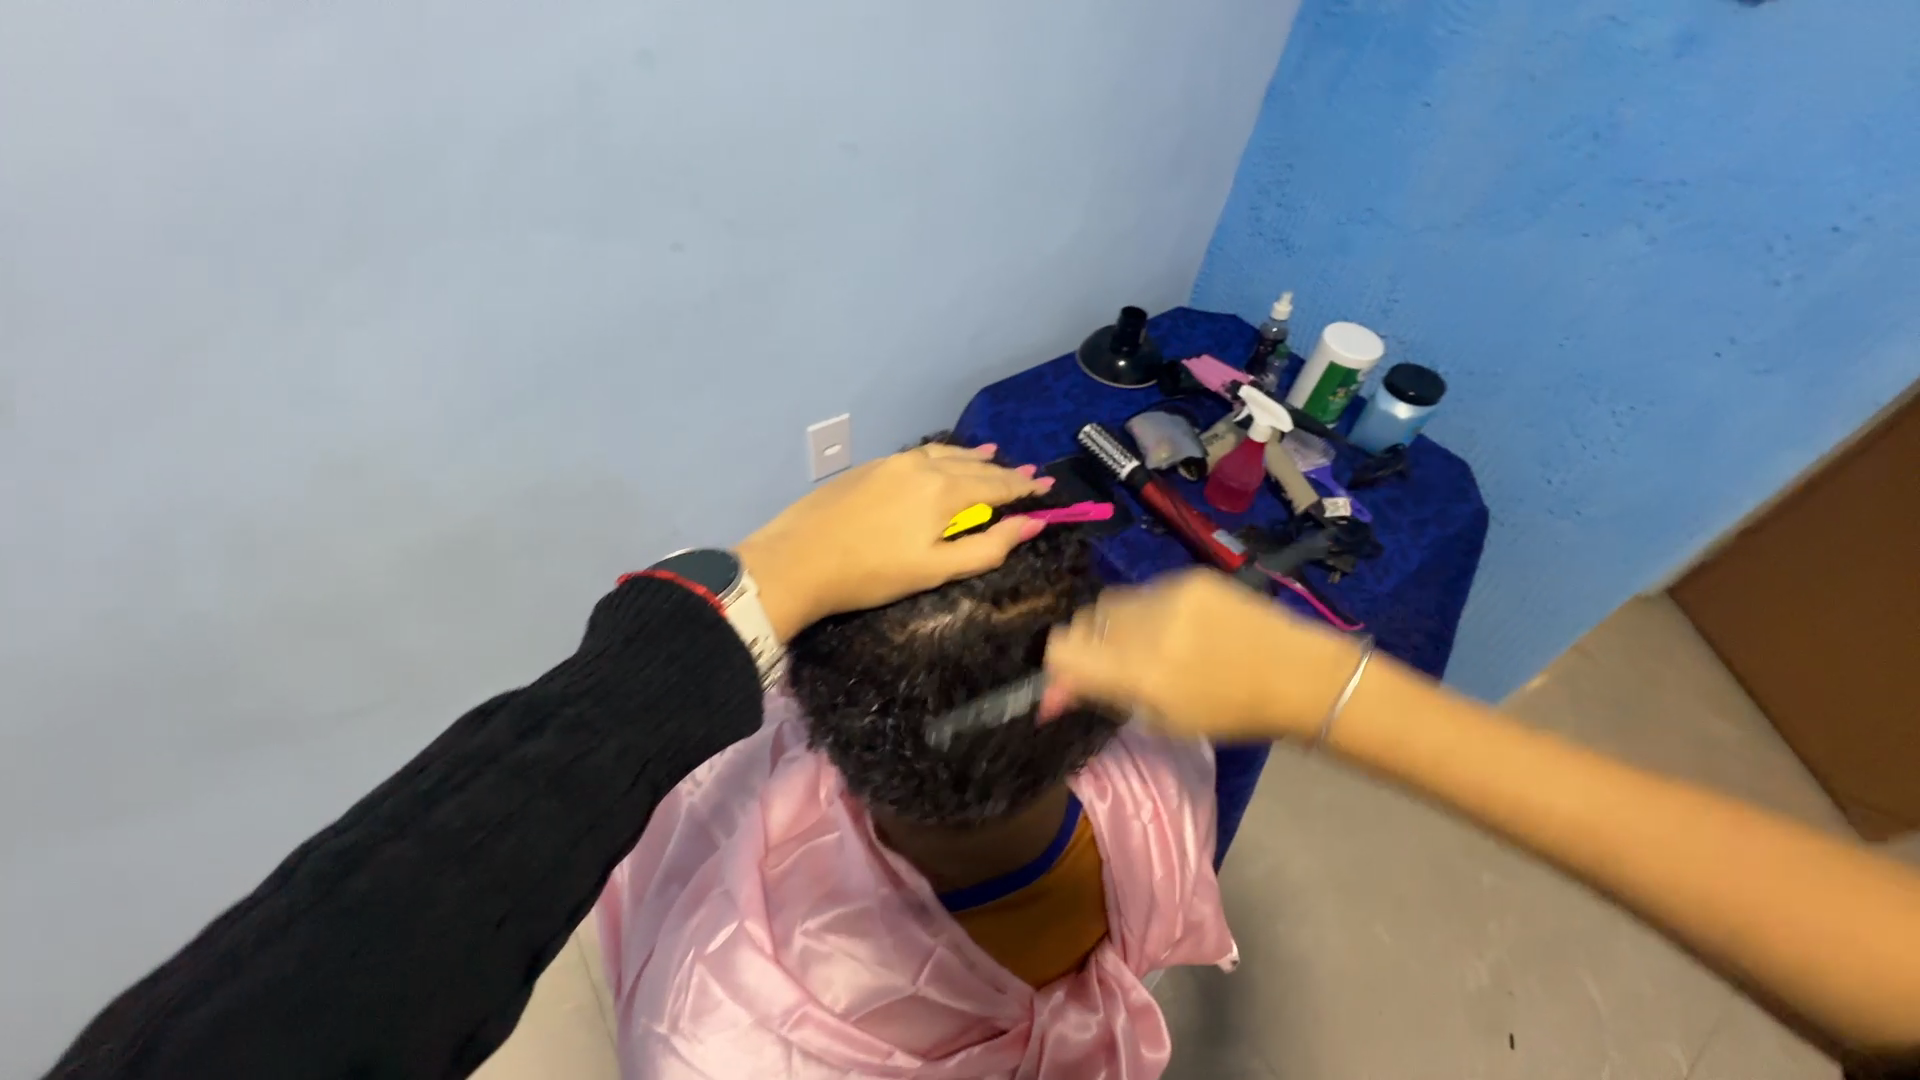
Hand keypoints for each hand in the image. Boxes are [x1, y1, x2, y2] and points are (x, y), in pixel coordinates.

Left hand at [737, 442, 1052, 639]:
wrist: (795, 561)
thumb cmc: (870, 574)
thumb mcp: (934, 569)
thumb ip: (986, 547)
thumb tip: (1030, 525)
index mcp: (943, 490)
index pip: (997, 485)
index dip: (1024, 488)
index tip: (1047, 488)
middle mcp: (921, 466)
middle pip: (973, 466)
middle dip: (1004, 472)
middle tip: (1028, 476)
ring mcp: (891, 463)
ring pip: (944, 454)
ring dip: (973, 458)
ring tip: (992, 457)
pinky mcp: (868, 468)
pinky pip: (918, 455)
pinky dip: (942, 457)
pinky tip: (940, 460)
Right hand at [1042, 568, 1367, 739]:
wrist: (1299, 674)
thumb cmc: (1231, 711)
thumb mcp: (1164, 720)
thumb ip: (1106, 696)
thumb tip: (1055, 692)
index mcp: (1140, 673)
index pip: (1063, 650)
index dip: (1059, 664)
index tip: (1071, 681)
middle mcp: (1148, 627)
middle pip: (1083, 621)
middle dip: (1087, 643)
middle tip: (1111, 665)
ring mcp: (1170, 595)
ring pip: (1113, 603)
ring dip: (1116, 625)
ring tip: (1149, 645)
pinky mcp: (1190, 577)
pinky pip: (1146, 591)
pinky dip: (1148, 611)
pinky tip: (1178, 628)